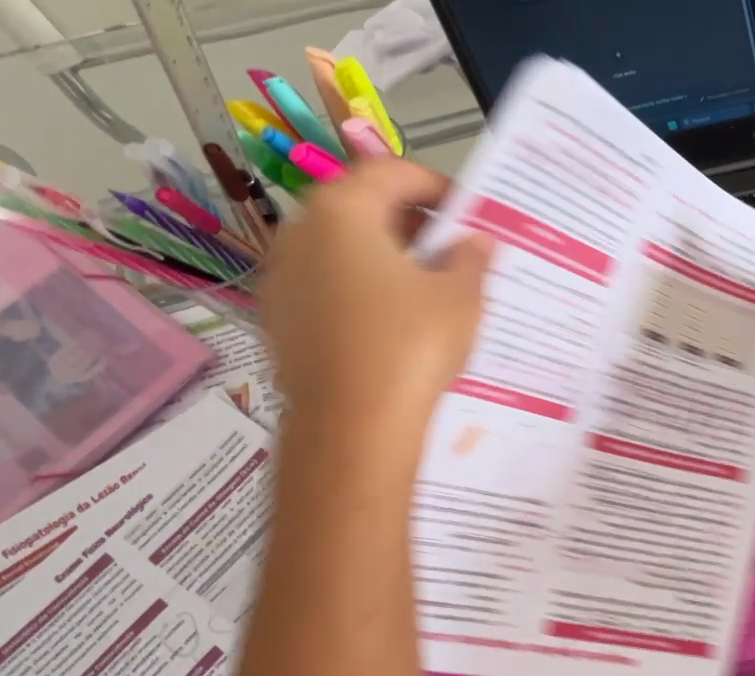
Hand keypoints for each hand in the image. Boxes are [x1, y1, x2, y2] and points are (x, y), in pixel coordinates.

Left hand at [259, 160, 493, 442]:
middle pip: (362, 207)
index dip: (438, 186)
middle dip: (411, 224)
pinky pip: (329, 288)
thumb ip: (471, 259)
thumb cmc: (412, 345)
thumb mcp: (462, 298)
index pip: (392, 172)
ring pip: (343, 250)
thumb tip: (474, 240)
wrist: (353, 424)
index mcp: (343, 211)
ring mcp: (283, 276)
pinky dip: (363, 293)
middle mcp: (300, 231)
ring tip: (429, 293)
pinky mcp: (280, 318)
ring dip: (386, 259)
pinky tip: (395, 327)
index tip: (471, 213)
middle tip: (455, 253)